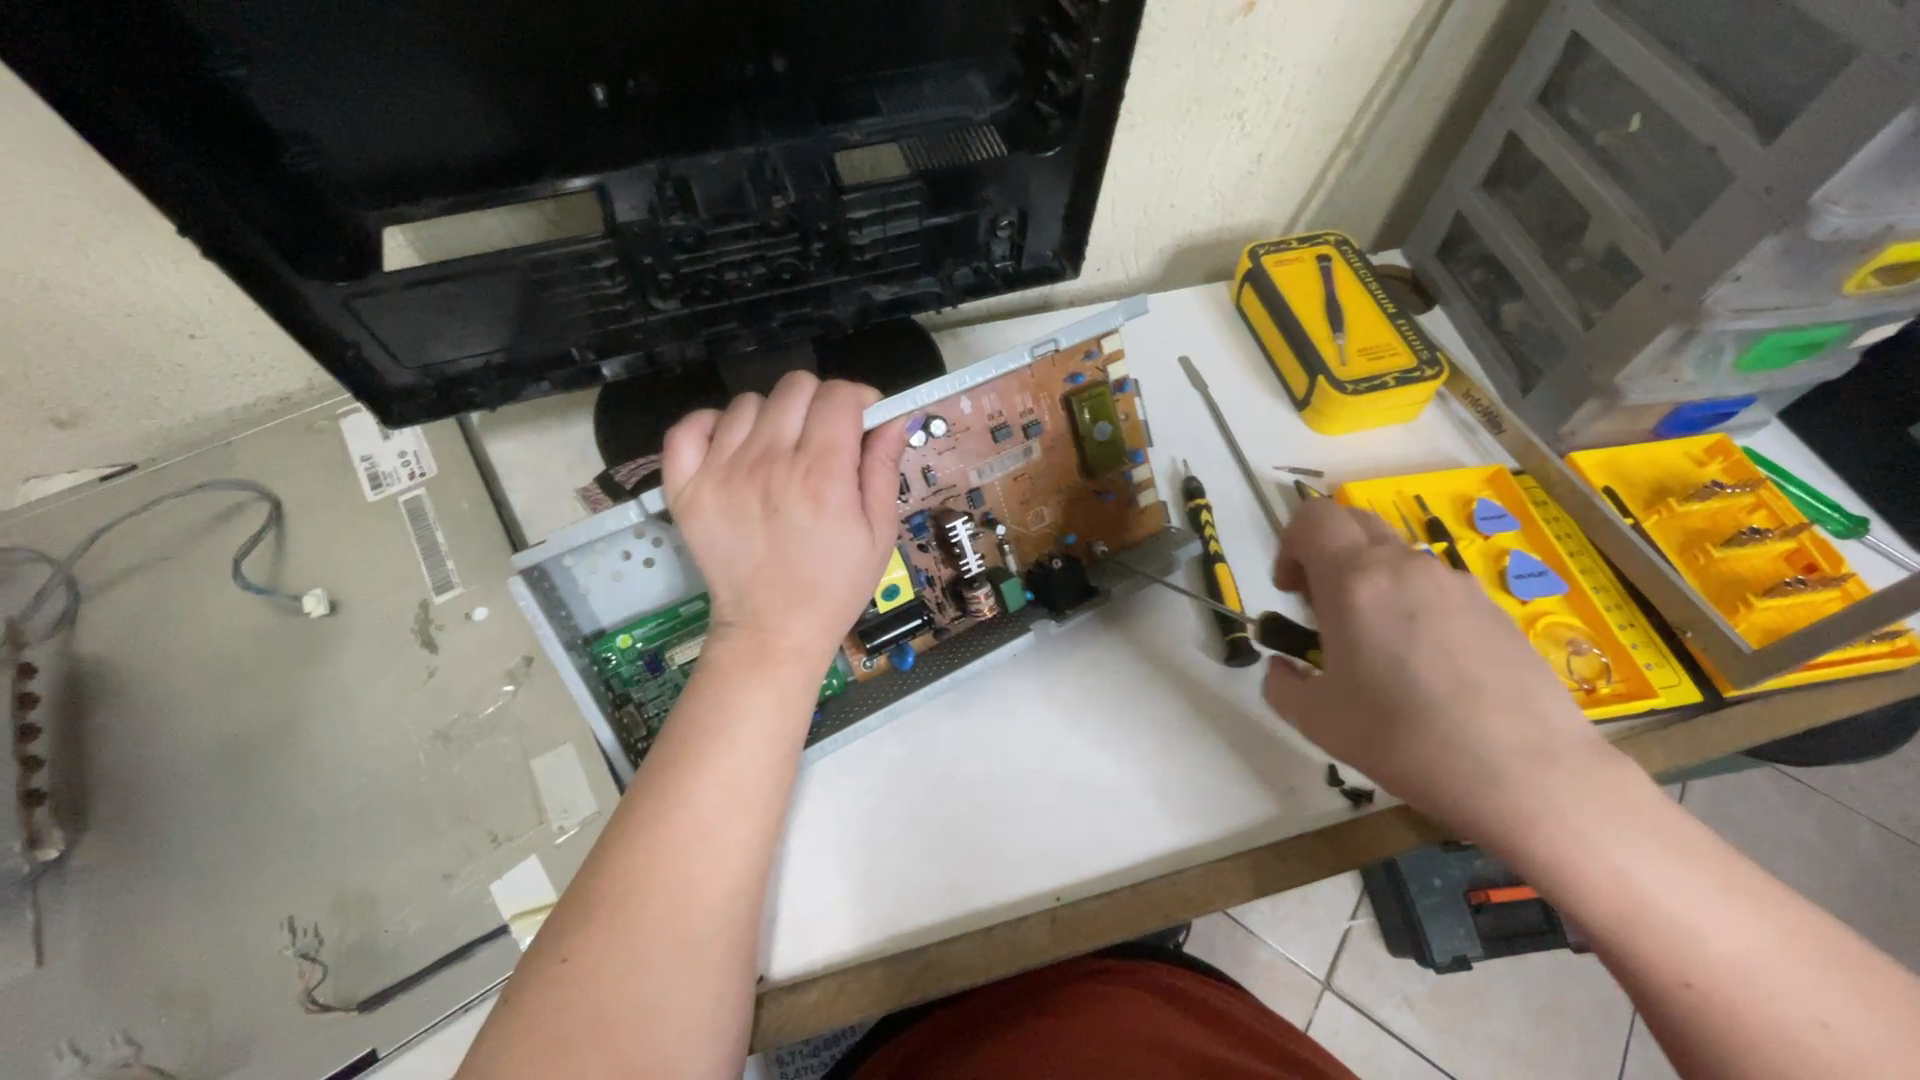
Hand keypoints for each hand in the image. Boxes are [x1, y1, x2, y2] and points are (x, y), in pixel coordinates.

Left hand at [662, 372, 908, 671]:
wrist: (773, 631)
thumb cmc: (835, 586)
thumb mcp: (879, 532)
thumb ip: (884, 468)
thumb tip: (894, 417)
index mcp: (822, 474)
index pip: (839, 395)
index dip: (860, 400)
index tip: (864, 420)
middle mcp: (769, 463)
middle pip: (795, 387)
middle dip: (820, 402)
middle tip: (826, 436)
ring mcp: (721, 473)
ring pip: (748, 403)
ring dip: (772, 417)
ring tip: (781, 451)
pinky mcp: (687, 489)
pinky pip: (689, 428)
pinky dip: (711, 426)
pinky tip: (732, 446)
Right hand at [1261, 499, 1612, 834]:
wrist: (1524, 770)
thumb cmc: (1402, 739)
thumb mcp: (1315, 719)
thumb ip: (1282, 683)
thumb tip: (1282, 668)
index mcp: (1353, 581)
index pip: (1312, 519)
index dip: (1289, 545)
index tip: (1291, 593)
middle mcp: (1404, 566)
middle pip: (1354, 522)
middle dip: (1326, 552)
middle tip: (1323, 608)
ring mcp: (1454, 583)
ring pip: (1397, 556)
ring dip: (1371, 579)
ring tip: (1377, 643)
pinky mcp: (1491, 607)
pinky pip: (1435, 585)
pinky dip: (1412, 603)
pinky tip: (1426, 664)